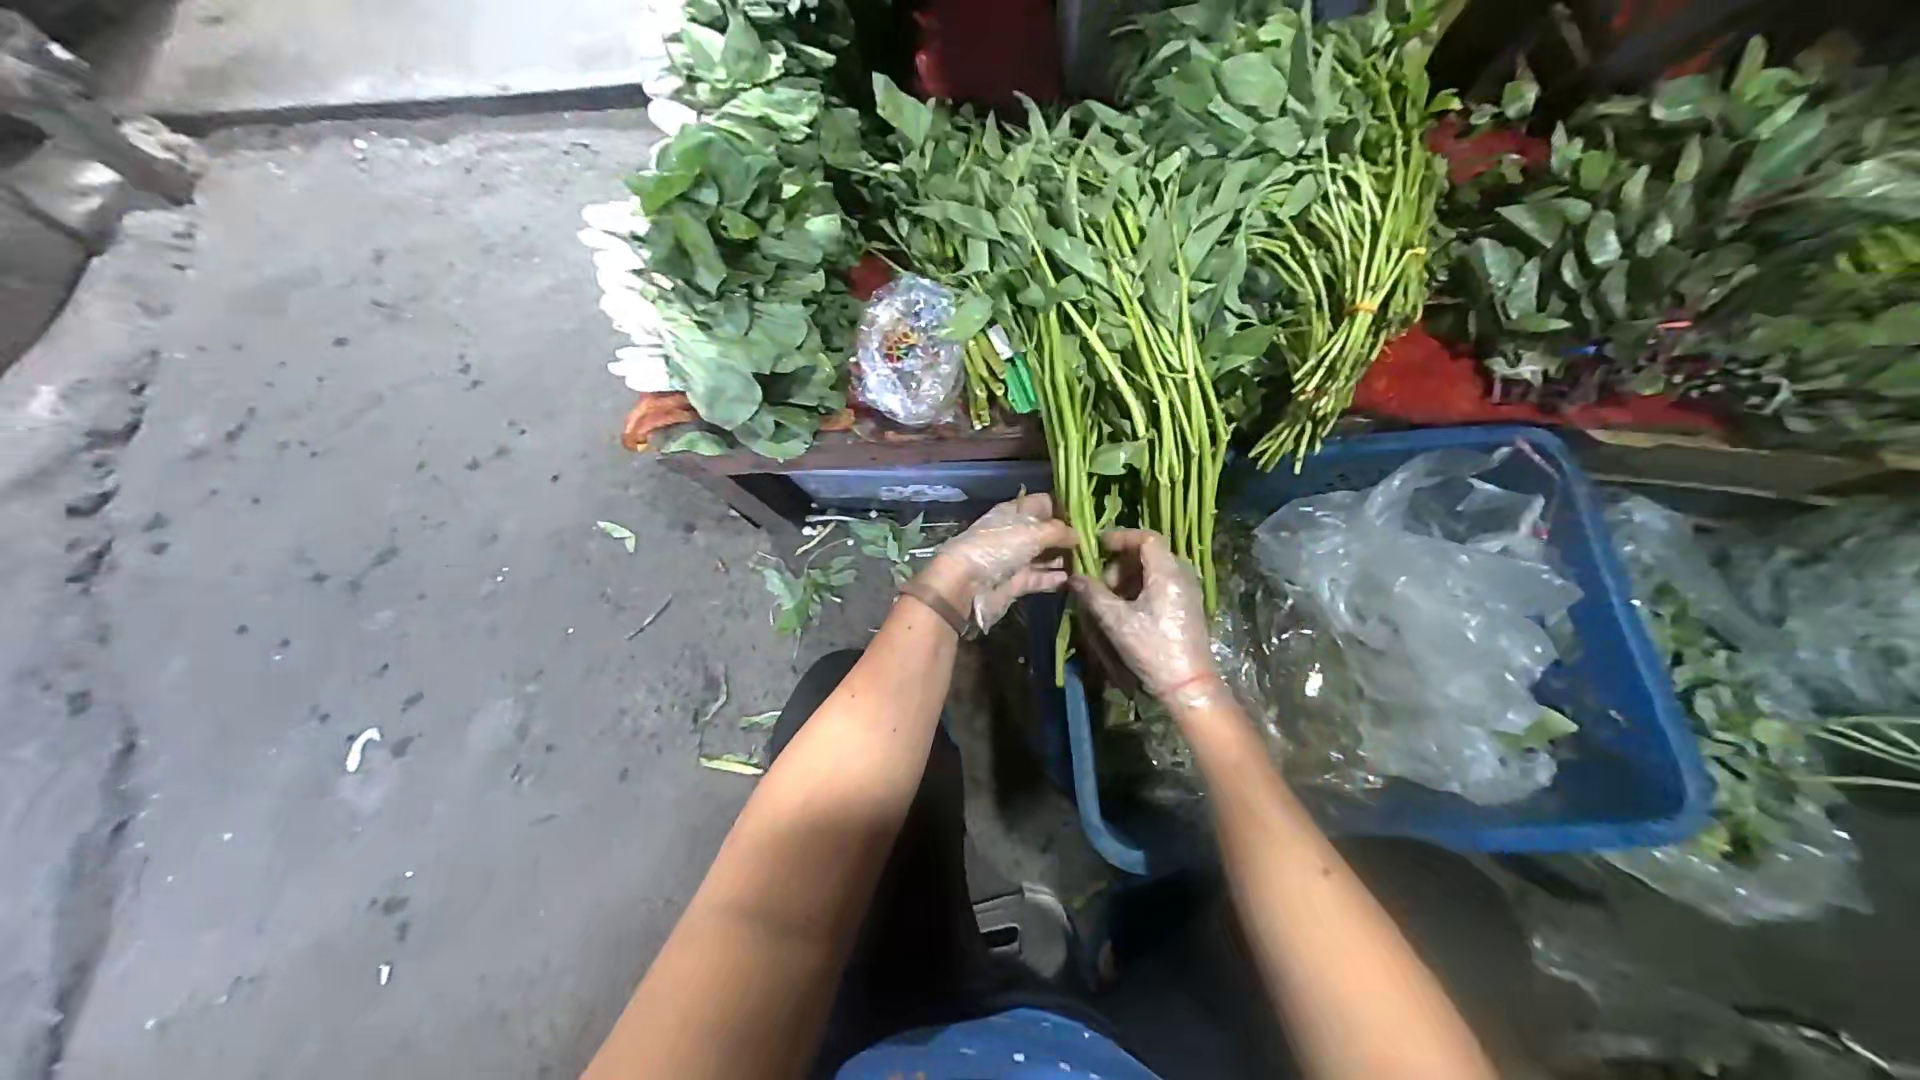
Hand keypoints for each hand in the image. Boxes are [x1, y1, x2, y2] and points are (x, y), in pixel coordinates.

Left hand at [915, 493, 1076, 631]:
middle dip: (1067, 536)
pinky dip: (1055, 578)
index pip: (1042, 503)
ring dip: (1064, 558)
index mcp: (1014, 513)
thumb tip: (1077, 535)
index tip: (1087, 515)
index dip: (1063, 507)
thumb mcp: (1032, 532)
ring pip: (1044, 556)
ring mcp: (1014, 559)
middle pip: (1045, 532)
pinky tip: (1075, 579)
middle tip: (1095, 541)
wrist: (966, 584)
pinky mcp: (1015, 582)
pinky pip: (1040, 578)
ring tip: (1090, 560)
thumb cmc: (998, 547)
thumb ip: (1058, 531)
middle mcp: (1014, 534)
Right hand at [1070, 530, 1227, 712]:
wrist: (1188, 685)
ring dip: (1128, 576)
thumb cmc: (1153, 650)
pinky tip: (1125, 609)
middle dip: (1120, 562)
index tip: (1098, 547)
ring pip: (1153, 569)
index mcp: (1167, 573)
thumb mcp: (1116, 622)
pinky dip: (1140, 587)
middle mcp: (1182, 575)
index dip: (1121, 537)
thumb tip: (1074, 577)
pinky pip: (1161, 583)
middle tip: (1100, 583)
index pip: (1146, 537)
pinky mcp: (1186, 605)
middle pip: (1149, 552)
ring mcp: (1187, 590)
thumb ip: (1093, 594)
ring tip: (1109, 598)